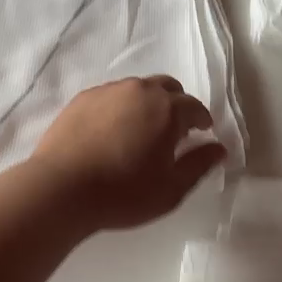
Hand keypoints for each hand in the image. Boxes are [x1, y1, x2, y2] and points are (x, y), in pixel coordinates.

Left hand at [28, 75, 228, 232]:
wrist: (62, 187)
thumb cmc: (123, 193)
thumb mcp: (171, 189)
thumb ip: (199, 164)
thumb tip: (220, 148)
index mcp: (168, 109)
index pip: (195, 106)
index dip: (202, 120)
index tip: (202, 134)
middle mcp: (141, 90)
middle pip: (168, 87)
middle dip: (177, 105)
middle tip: (173, 132)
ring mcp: (111, 90)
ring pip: (139, 88)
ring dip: (148, 104)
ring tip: (140, 133)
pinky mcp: (85, 96)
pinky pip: (112, 95)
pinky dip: (121, 107)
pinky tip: (112, 132)